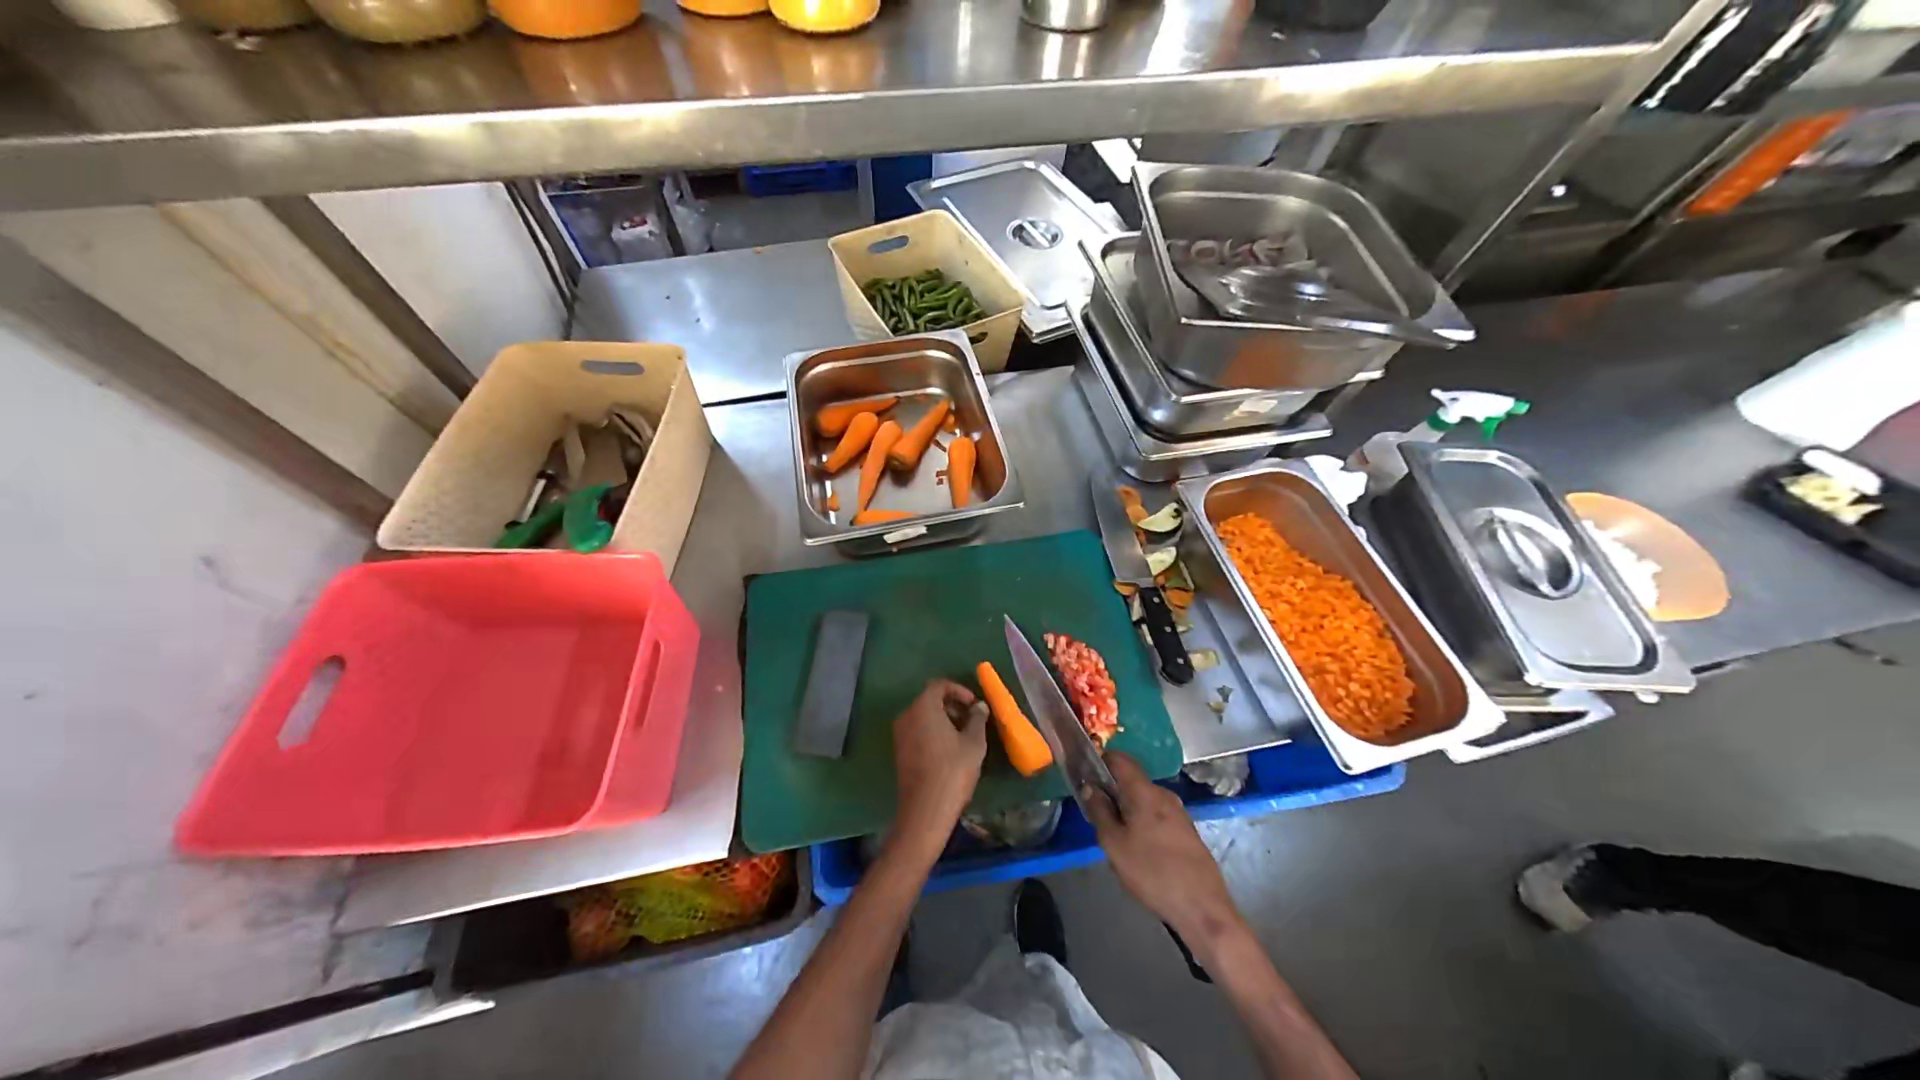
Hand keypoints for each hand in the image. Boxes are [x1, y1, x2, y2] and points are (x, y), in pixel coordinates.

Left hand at [891, 678, 986, 844]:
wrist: (926, 809)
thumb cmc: (953, 770)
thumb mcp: (974, 742)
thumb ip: (977, 719)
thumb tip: (979, 707)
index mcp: (923, 707)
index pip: (939, 685)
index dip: (960, 690)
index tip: (975, 705)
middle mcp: (906, 715)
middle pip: (929, 699)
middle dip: (952, 705)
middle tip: (972, 720)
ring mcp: (900, 734)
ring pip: (923, 716)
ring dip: (943, 719)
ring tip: (964, 736)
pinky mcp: (899, 751)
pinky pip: (917, 730)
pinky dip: (932, 731)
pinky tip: (949, 750)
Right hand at [1085, 752, 1243, 944]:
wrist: (1202, 908)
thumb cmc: (1152, 872)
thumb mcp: (1114, 844)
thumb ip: (1099, 811)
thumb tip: (1090, 787)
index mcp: (1145, 792)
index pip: (1120, 759)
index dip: (1101, 761)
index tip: (1086, 777)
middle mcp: (1165, 795)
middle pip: (1133, 781)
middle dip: (1113, 793)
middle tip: (1098, 818)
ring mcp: (1180, 813)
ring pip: (1145, 801)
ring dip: (1128, 811)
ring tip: (1118, 839)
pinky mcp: (1188, 832)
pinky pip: (1158, 816)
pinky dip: (1144, 823)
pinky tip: (1140, 851)